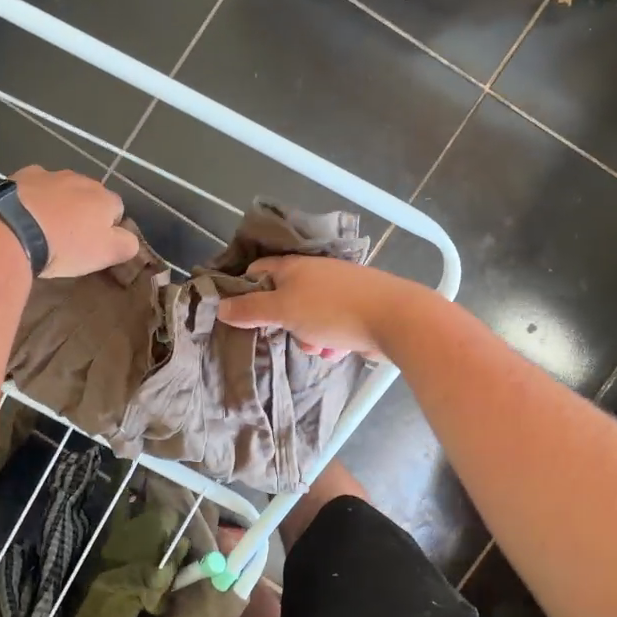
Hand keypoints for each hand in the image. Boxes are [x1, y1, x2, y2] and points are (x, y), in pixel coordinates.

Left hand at [11, 166, 137, 278]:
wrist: (13, 229)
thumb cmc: (64, 246)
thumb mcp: (105, 254)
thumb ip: (126, 245)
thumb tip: (130, 239)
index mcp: (105, 199)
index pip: (117, 211)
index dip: (107, 229)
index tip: (92, 246)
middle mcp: (82, 180)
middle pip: (89, 197)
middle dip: (82, 213)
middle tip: (67, 238)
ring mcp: (51, 174)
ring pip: (61, 189)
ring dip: (58, 203)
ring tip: (42, 227)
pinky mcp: (23, 175)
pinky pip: (35, 186)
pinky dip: (33, 197)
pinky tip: (22, 214)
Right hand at [215, 256, 428, 357]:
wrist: (396, 318)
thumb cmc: (332, 310)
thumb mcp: (283, 310)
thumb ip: (250, 309)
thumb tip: (219, 307)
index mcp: (294, 266)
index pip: (257, 270)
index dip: (244, 290)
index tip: (239, 314)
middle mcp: (315, 273)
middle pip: (283, 298)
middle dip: (282, 322)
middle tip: (282, 336)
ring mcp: (339, 290)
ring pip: (308, 316)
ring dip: (308, 335)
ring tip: (318, 348)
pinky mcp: (359, 308)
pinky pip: (333, 325)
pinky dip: (331, 339)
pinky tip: (338, 350)